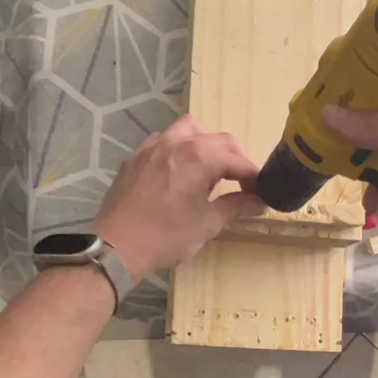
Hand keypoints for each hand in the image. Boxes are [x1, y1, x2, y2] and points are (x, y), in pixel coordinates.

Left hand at [94, 115, 265, 281]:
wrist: (117, 246)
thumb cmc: (167, 236)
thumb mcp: (207, 223)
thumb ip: (236, 207)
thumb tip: (259, 202)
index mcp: (200, 156)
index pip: (238, 160)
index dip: (254, 178)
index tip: (260, 196)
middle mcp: (177, 142)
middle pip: (218, 140)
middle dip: (234, 160)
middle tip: (240, 186)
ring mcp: (153, 147)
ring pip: (189, 130)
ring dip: (206, 145)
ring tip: (208, 171)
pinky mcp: (135, 158)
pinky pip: (163, 141)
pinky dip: (179, 151)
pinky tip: (178, 173)